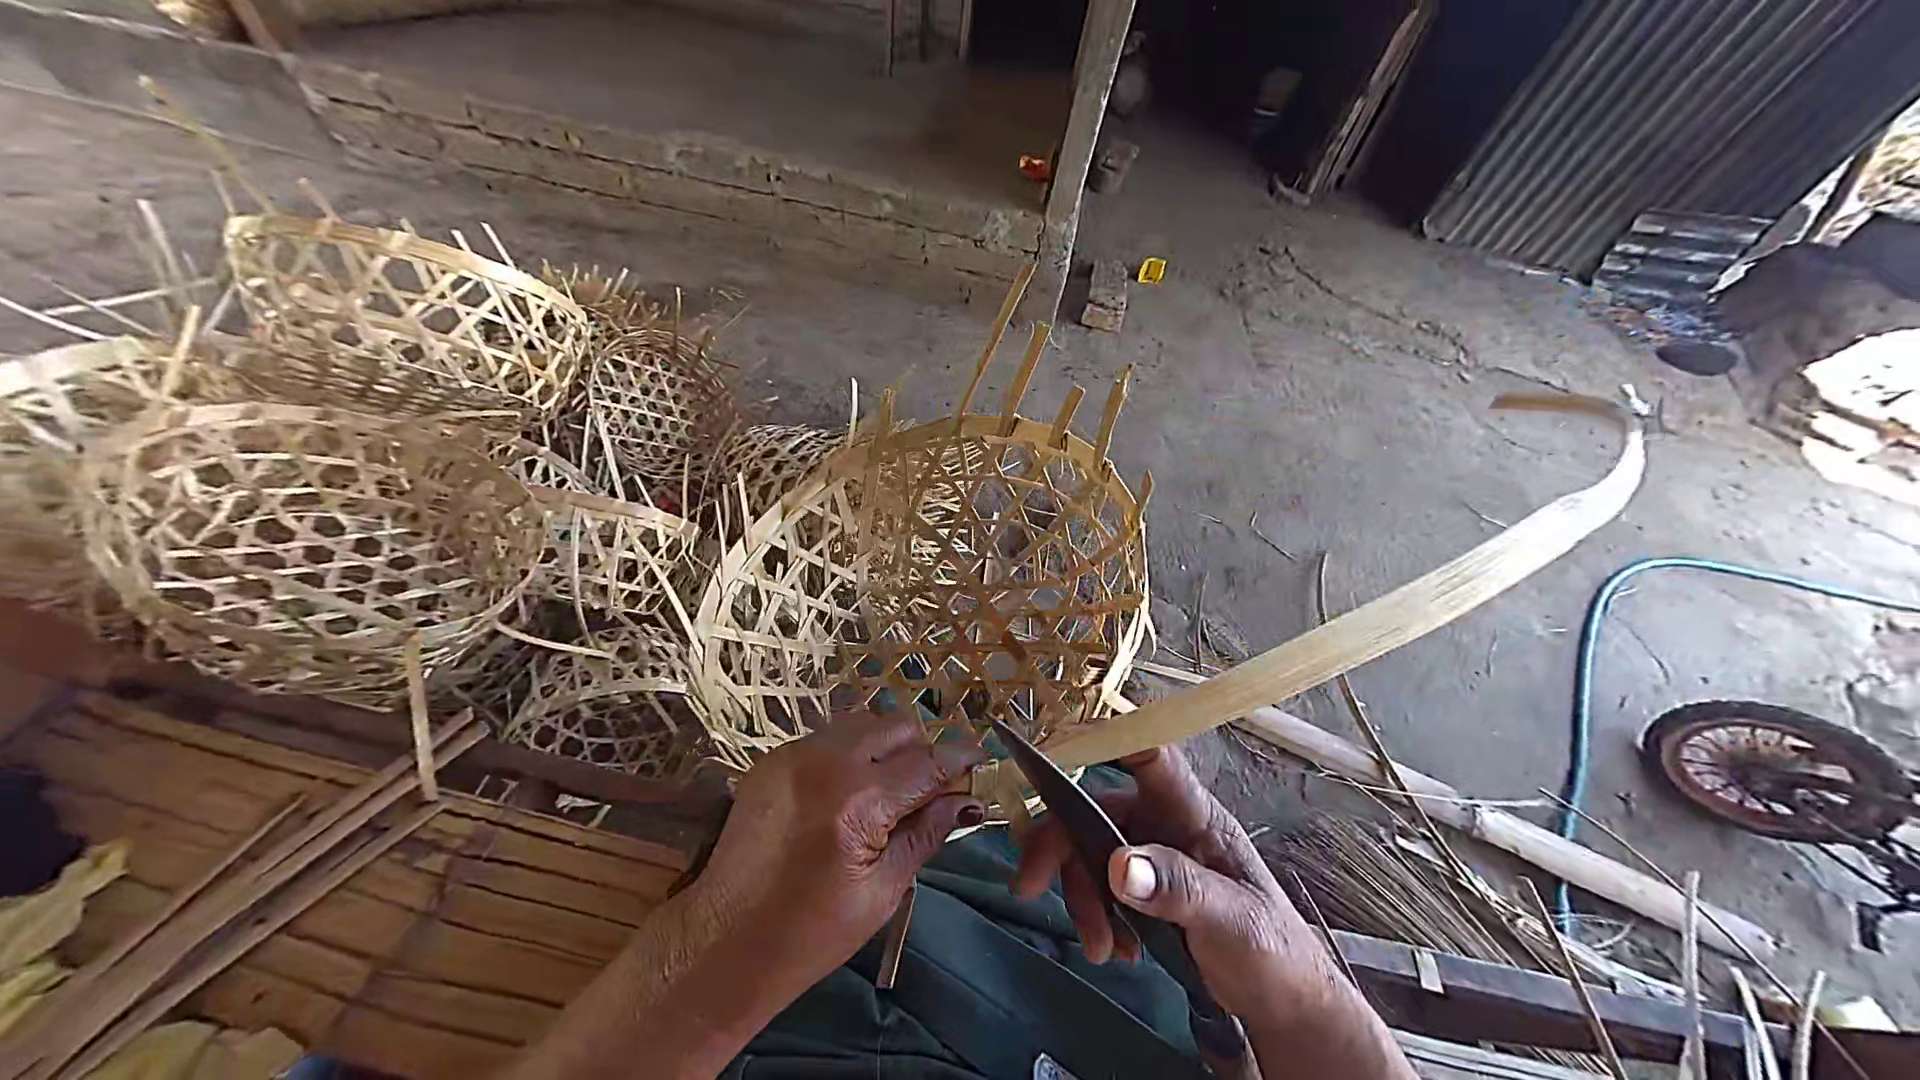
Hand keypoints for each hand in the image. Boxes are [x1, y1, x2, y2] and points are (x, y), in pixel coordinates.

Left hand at [694, 709, 987, 990]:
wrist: (723, 940)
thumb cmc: (809, 933)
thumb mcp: (882, 892)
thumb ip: (925, 833)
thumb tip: (967, 801)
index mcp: (857, 802)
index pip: (926, 763)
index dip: (960, 758)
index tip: (980, 756)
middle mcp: (825, 762)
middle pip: (896, 726)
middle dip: (920, 750)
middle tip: (926, 789)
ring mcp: (794, 753)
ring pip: (863, 722)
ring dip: (885, 746)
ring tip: (886, 789)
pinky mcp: (773, 757)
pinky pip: (829, 736)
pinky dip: (851, 752)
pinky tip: (846, 790)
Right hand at [1012, 745, 1339, 1018]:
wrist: (1282, 1003)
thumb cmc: (1273, 951)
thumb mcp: (1234, 923)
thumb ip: (1179, 889)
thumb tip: (1120, 866)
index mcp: (1191, 811)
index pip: (1149, 752)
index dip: (1105, 736)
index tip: (1055, 747)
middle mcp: (1162, 819)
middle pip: (1094, 806)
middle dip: (1059, 843)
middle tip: (1029, 884)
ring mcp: (1147, 850)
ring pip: (1087, 849)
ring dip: (1080, 896)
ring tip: (1101, 949)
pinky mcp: (1138, 883)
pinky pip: (1094, 882)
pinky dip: (1093, 914)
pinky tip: (1114, 948)